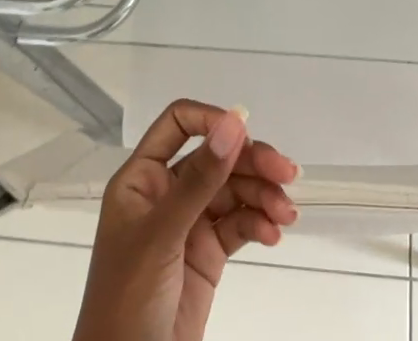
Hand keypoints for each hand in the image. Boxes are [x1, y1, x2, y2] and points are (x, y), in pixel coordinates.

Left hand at [73, 100, 300, 340]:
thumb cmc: (128, 297)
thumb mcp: (162, 235)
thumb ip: (200, 180)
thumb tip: (235, 121)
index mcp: (142, 179)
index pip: (178, 125)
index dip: (212, 122)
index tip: (247, 136)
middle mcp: (165, 193)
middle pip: (217, 158)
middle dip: (253, 163)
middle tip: (289, 176)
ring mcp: (188, 224)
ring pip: (234, 191)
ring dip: (264, 197)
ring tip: (286, 217)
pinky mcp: (208, 253)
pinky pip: (240, 224)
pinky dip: (260, 224)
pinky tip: (274, 235)